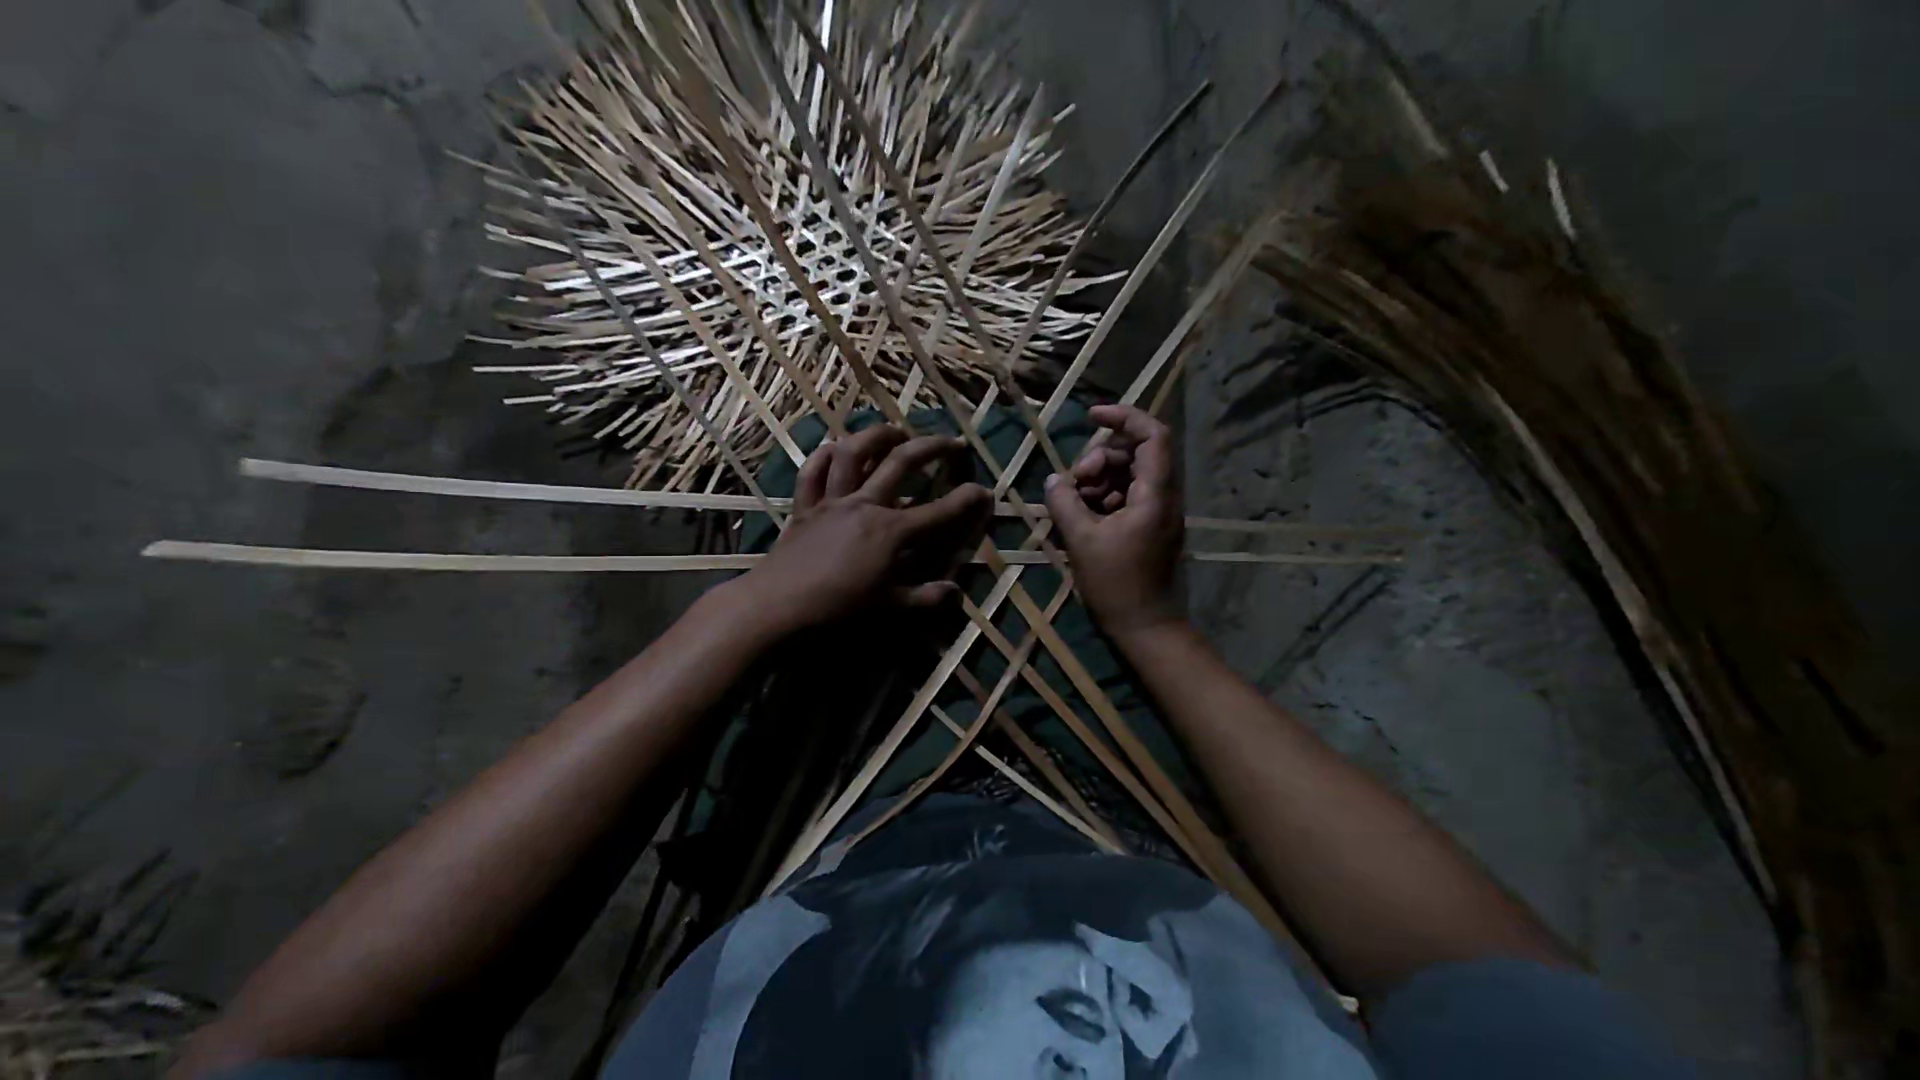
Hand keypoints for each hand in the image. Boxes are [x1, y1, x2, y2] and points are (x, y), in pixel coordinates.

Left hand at [736, 425, 990, 637]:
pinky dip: (825, 455)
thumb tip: (956, 593)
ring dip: (878, 435)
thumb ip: (926, 599)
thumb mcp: (889, 608)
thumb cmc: (838, 608)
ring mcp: (833, 500)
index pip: (940, 512)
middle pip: (902, 463)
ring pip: (855, 453)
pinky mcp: (805, 505)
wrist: (778, 604)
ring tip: (896, 431)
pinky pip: (813, 471)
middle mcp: (866, 504)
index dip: (967, 500)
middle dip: (932, 447)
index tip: (985, 490)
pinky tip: (836, 449)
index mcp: (891, 531)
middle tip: (951, 443)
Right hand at [1043, 404, 1185, 636]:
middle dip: (1100, 457)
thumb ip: (1065, 502)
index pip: (1152, 434)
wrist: (1144, 626)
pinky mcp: (1149, 526)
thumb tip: (1053, 480)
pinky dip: (1104, 497)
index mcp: (1154, 494)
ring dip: (1099, 478)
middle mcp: (1162, 496)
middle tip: (1076, 481)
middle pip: (1135, 452)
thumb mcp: (1081, 540)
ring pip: (1128, 474)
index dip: (1124, 416)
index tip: (1091, 416)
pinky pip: (1126, 495)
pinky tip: (1083, 514)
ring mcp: (1157, 512)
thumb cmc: (1116, 583)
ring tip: (1075, 500)